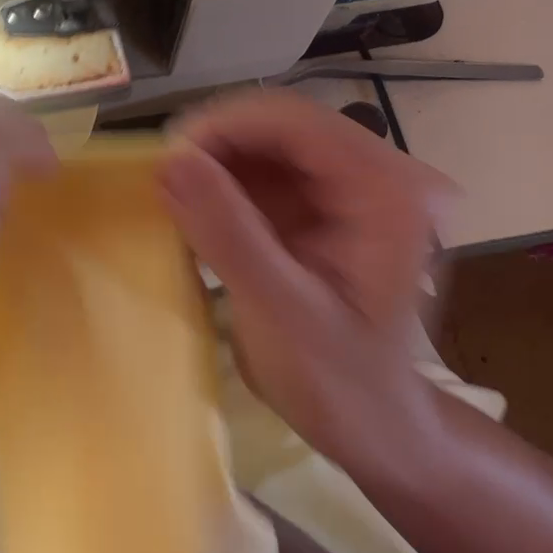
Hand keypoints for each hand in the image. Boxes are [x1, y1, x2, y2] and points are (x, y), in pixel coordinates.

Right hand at [159, 90, 454, 472]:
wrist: (375, 429)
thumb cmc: (340, 385)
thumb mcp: (280, 313)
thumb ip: (228, 233)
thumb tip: (170, 160)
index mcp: (390, 193)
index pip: (298, 123)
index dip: (226, 127)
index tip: (166, 158)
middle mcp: (379, 174)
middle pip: (282, 124)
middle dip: (216, 145)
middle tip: (162, 179)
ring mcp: (352, 187)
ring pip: (267, 141)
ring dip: (215, 162)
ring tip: (172, 196)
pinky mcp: (325, 204)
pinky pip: (264, 169)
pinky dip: (223, 182)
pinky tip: (196, 210)